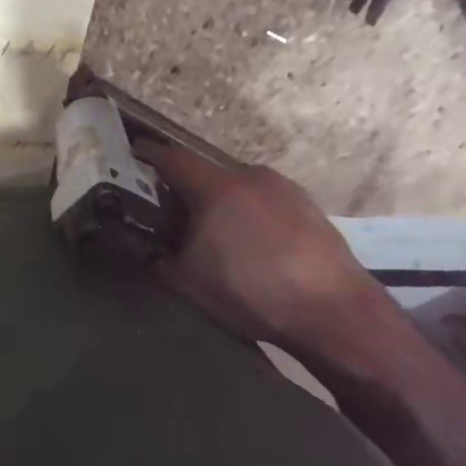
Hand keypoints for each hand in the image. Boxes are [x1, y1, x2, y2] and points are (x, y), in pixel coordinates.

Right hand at [140, 143, 386, 346]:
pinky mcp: (308, 206)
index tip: (135, 155)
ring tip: (215, 235)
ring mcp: (285, 188)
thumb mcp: (188, 283)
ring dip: (221, 204)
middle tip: (173, 215)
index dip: (149, 155)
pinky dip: (249, 214)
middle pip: (207, 173)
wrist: (330, 310)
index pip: (173, 158)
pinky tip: (252, 246)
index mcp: (216, 188)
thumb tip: (155, 254)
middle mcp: (251, 177)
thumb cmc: (249, 292)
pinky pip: (265, 201)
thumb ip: (162, 261)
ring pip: (239, 188)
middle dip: (186, 190)